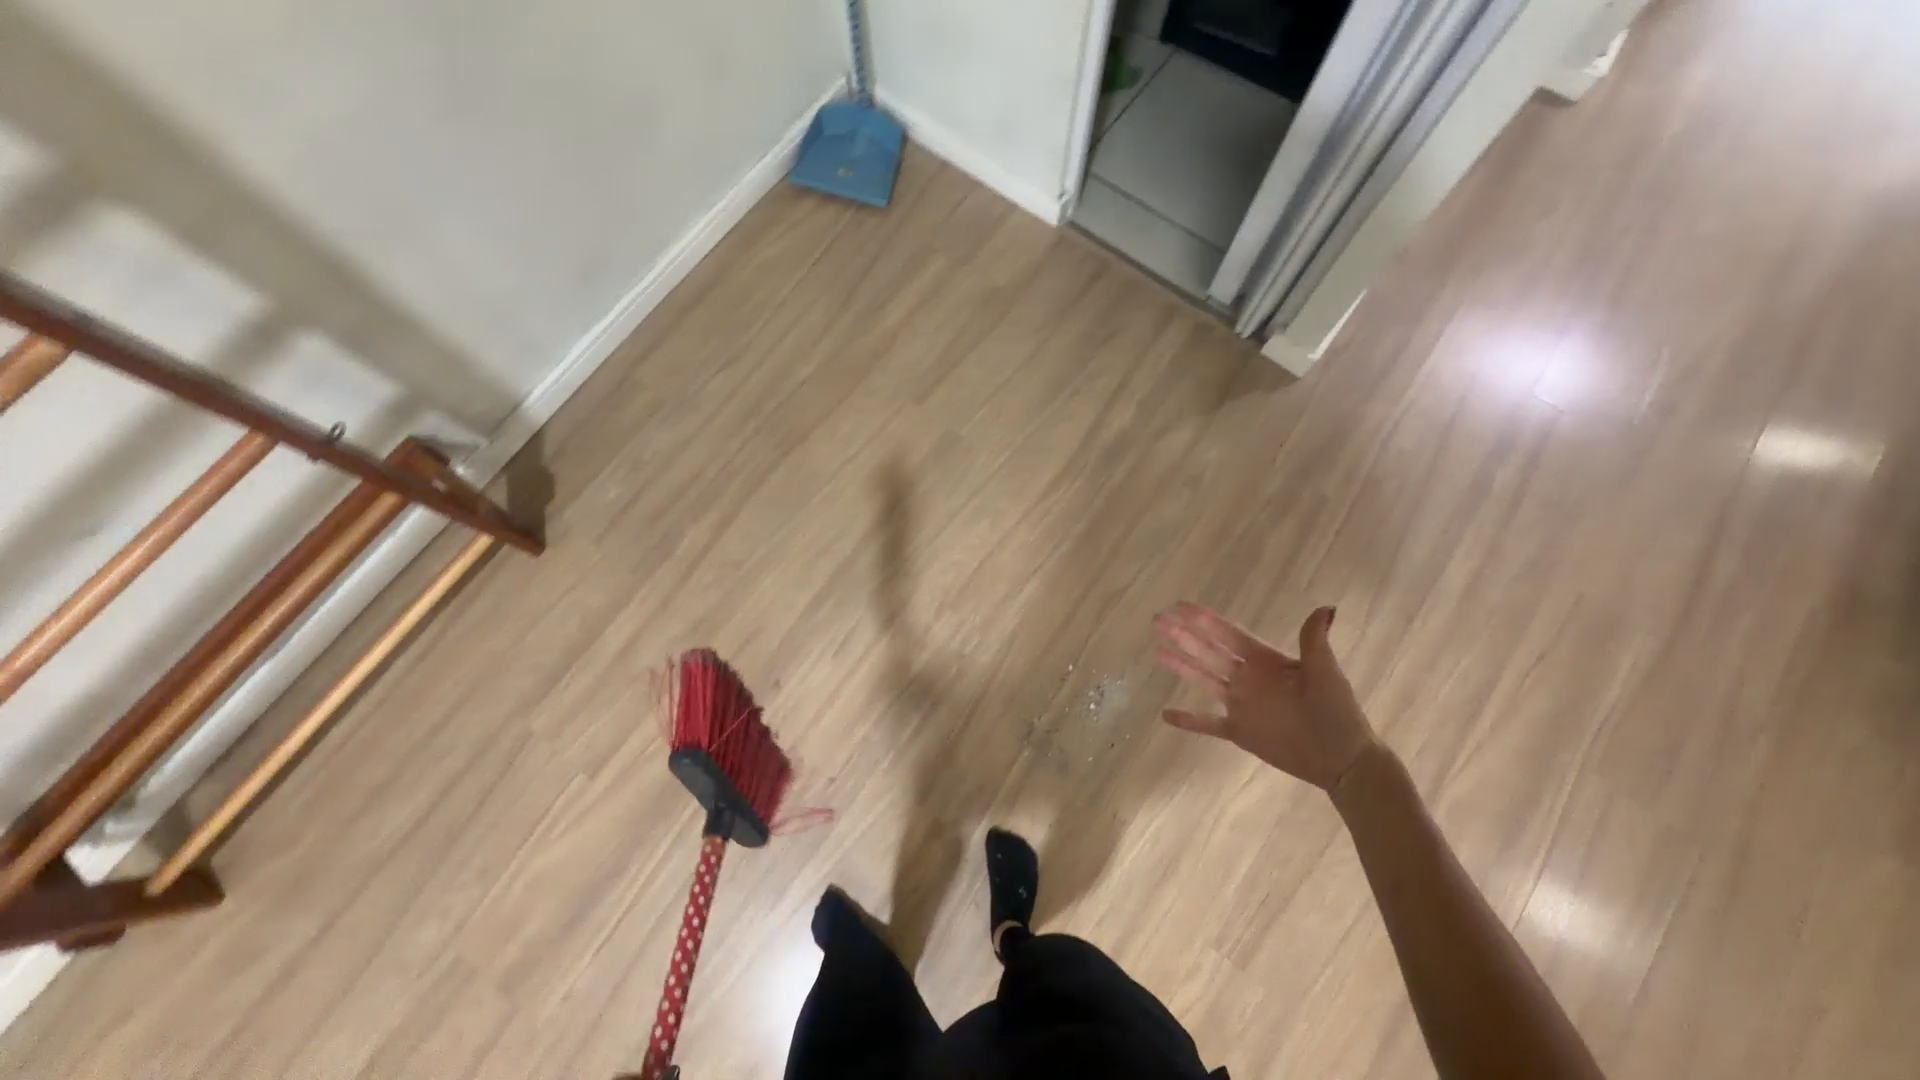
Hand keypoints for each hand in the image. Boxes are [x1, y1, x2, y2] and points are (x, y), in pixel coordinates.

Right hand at [1152, 602, 1379, 791]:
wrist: (1342, 758)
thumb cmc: (1336, 711)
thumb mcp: (1325, 671)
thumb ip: (1314, 640)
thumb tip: (1324, 607)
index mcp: (1266, 661)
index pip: (1229, 634)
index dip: (1205, 620)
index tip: (1181, 606)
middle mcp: (1248, 679)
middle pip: (1209, 652)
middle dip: (1184, 636)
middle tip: (1158, 621)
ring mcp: (1241, 705)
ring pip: (1204, 680)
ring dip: (1181, 666)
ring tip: (1157, 652)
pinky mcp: (1239, 731)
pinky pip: (1207, 724)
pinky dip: (1187, 719)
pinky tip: (1165, 714)